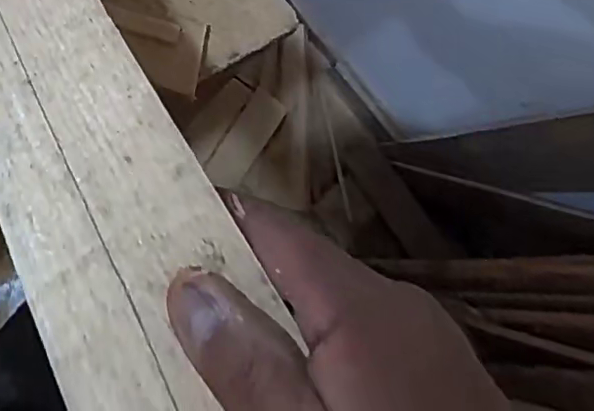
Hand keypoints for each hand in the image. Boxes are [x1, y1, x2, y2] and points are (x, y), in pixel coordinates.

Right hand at [168, 195, 507, 410]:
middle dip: (230, 272)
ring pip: (318, 299)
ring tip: (217, 334)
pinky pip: (352, 335)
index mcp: (364, 303)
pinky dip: (307, 340)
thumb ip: (249, 363)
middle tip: (171, 291)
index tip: (154, 222)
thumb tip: (187, 282)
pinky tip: (286, 376)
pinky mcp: (439, 379)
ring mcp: (426, 342)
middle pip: (288, 260)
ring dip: (266, 310)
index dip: (205, 214)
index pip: (263, 222)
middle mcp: (397, 305)